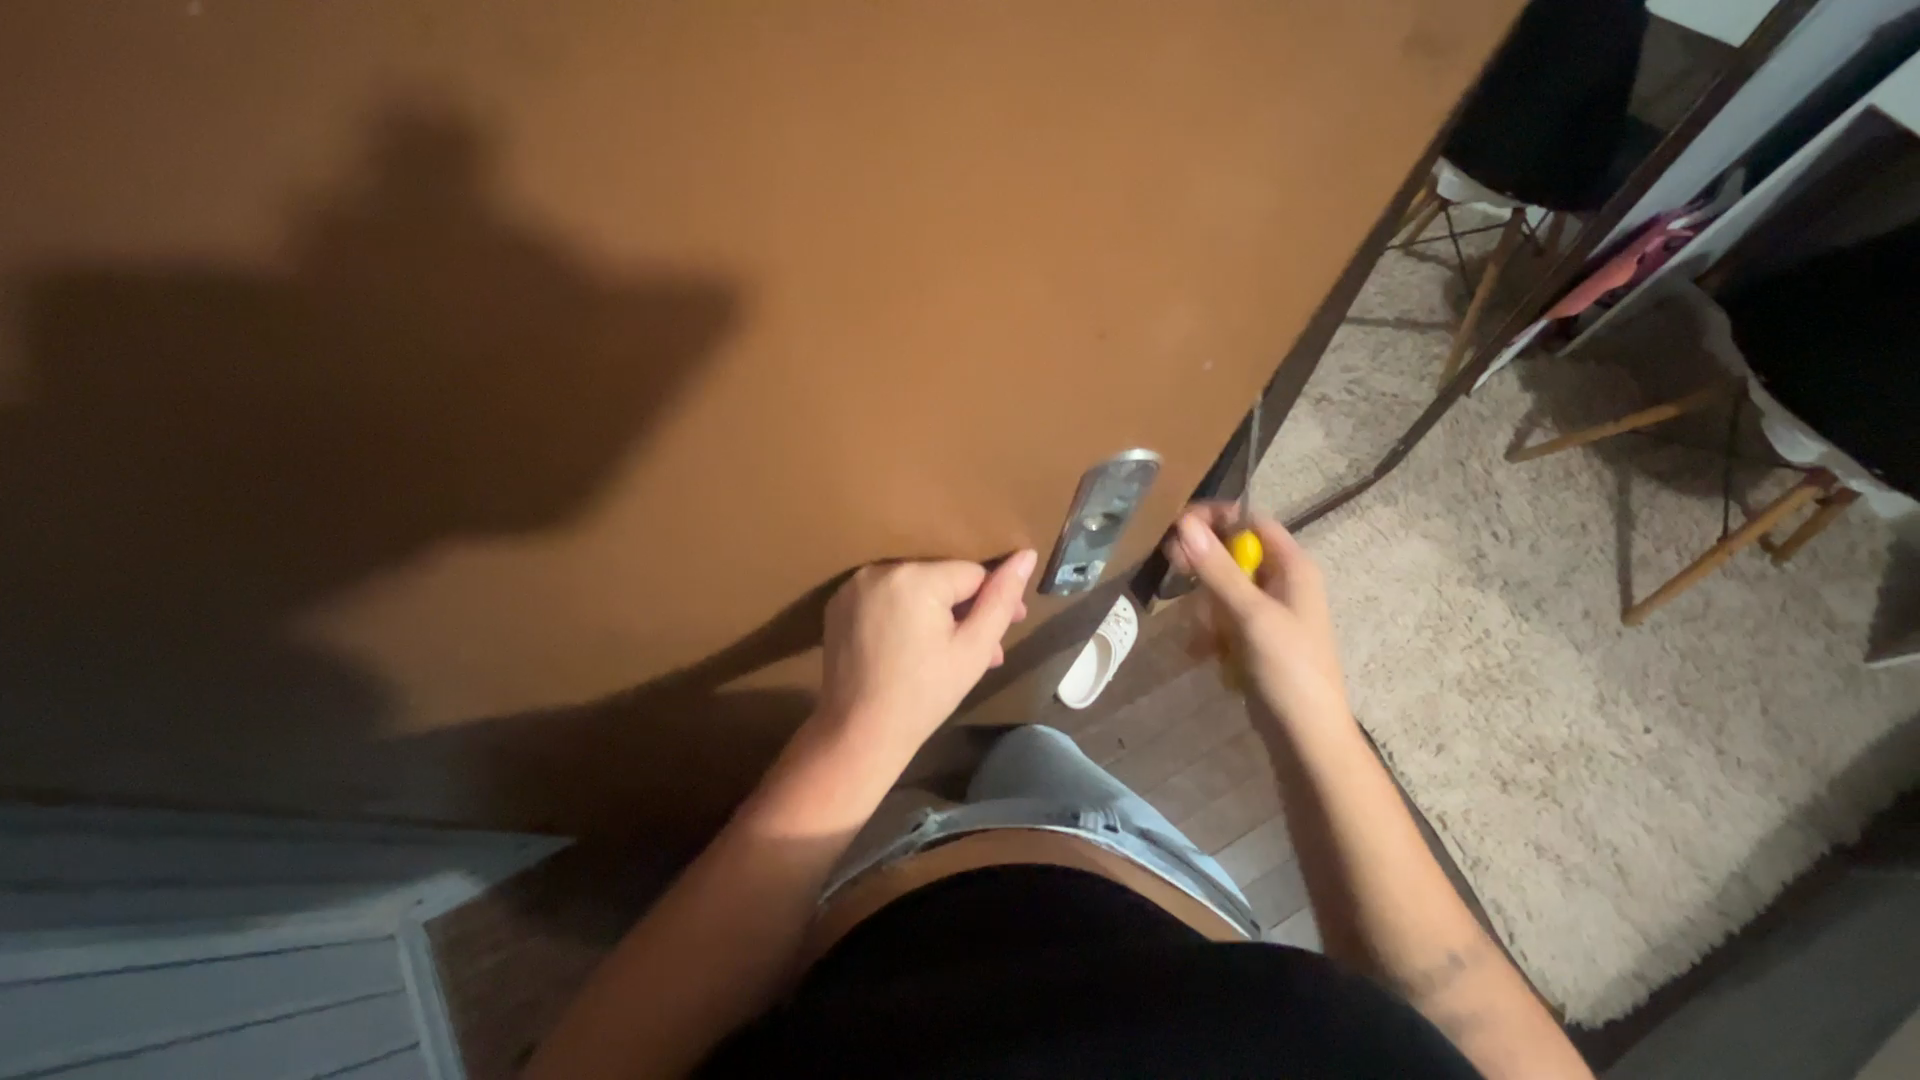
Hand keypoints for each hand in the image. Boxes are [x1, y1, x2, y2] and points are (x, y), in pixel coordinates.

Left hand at [817, 550, 1035, 755]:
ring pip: (914, 588)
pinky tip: (912, 647)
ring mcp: (854, 586)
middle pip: (941, 579)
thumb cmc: (925, 695)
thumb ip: (1002, 599)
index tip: (1006, 631)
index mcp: (916, 578)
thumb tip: (1027, 555)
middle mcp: (880, 570)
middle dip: (964, 610)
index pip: (973, 574)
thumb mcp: (974, 649)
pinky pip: (885, 598)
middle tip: (982, 650)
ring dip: (935, 613)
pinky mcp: (838, 604)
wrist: (859, 732)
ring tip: (948, 653)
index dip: (993, 601)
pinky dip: (903, 615)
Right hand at [1165, 504, 1349, 729]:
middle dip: (1204, 571)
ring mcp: (1267, 614)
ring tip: (1203, 637)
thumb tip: (1184, 524)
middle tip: (1177, 579)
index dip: (1215, 519)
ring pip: (1221, 590)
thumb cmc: (1287, 670)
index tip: (1176, 526)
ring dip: (1204, 609)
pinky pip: (1221, 621)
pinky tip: (1203, 654)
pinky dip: (1209, 633)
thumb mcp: (1250, 615)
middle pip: (1231, 555)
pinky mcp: (1254, 641)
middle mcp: (1282, 584)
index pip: (1251, 521)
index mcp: (1293, 567)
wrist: (1305, 736)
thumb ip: (1217, 569)